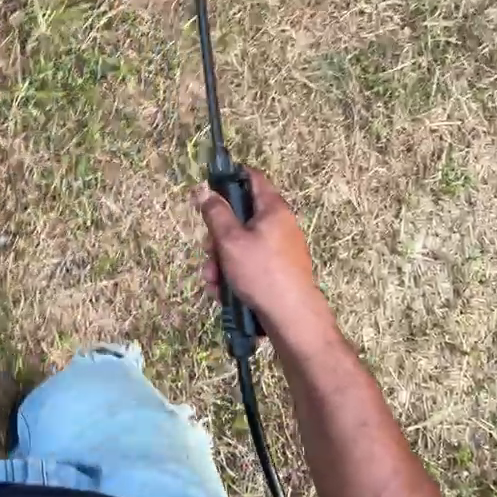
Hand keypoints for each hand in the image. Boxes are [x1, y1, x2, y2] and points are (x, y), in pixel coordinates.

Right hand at [192, 168, 332, 340]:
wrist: (292, 317)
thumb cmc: (261, 271)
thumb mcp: (230, 240)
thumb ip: (215, 213)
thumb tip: (205, 190)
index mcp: (272, 208)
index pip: (251, 178)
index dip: (229, 178)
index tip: (209, 187)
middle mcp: (279, 224)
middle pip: (240, 217)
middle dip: (217, 236)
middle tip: (209, 251)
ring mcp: (280, 249)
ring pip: (241, 245)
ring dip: (221, 261)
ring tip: (214, 281)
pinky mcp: (277, 271)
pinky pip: (249, 264)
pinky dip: (234, 275)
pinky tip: (224, 293)